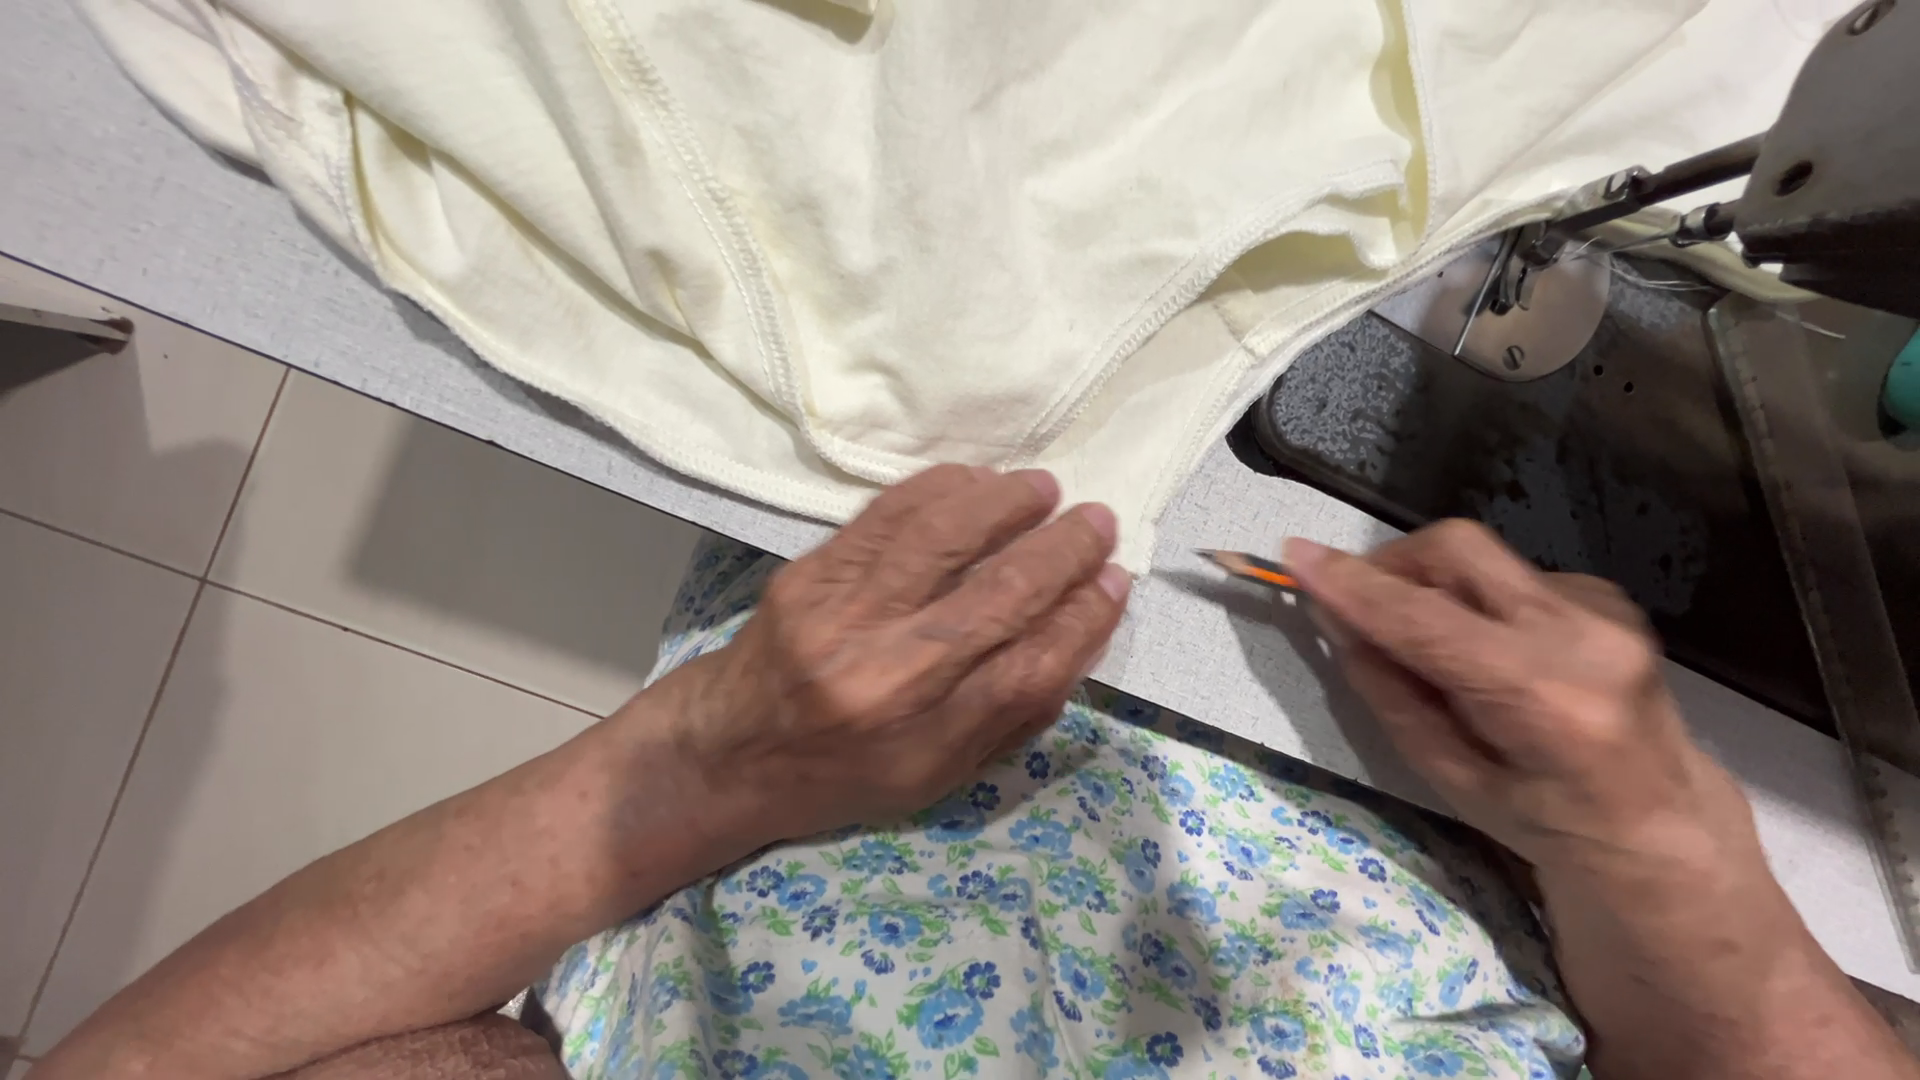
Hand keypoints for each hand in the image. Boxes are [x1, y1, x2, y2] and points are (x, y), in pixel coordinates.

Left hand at [650, 465, 1130, 846]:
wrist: (734, 748)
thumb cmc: (847, 772)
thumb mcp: (940, 775)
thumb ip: (1014, 709)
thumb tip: (1082, 622)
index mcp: (924, 742)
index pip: (1030, 670)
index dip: (1085, 618)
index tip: (1115, 580)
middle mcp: (885, 676)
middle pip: (997, 596)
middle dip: (1061, 551)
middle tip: (1097, 520)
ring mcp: (839, 616)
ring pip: (941, 538)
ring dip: (1005, 503)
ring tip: (1043, 489)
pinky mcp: (809, 574)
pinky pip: (886, 514)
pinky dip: (941, 487)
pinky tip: (977, 480)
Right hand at [1284, 521, 1751, 877]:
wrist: (1658, 822)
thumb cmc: (1537, 815)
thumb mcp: (1439, 769)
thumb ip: (1384, 686)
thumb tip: (1334, 616)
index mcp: (1543, 698)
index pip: (1424, 619)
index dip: (1353, 585)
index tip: (1295, 556)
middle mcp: (1582, 636)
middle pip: (1455, 549)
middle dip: (1388, 565)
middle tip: (1357, 606)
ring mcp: (1601, 608)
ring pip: (1473, 556)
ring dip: (1423, 583)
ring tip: (1420, 640)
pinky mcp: (1601, 595)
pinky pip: (1499, 572)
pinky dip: (1461, 595)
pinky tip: (1474, 643)